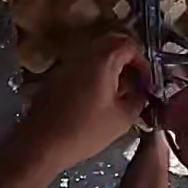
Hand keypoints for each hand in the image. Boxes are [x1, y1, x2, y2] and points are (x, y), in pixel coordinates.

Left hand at [12, 35, 148, 173]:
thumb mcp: (122, 118)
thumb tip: (143, 92)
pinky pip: (81, 66)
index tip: (146, 82)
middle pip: (111, 43)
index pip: (129, 45)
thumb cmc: (85, 130)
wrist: (41, 143)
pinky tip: (97, 97)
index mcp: (103, 61)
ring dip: (111, 66)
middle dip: (127, 60)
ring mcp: (67, 64)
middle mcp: (84, 55)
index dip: (143, 62)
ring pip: (95, 54)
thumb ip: (139, 99)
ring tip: (119, 91)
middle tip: (135, 81)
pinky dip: (95, 73)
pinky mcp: (56, 77)